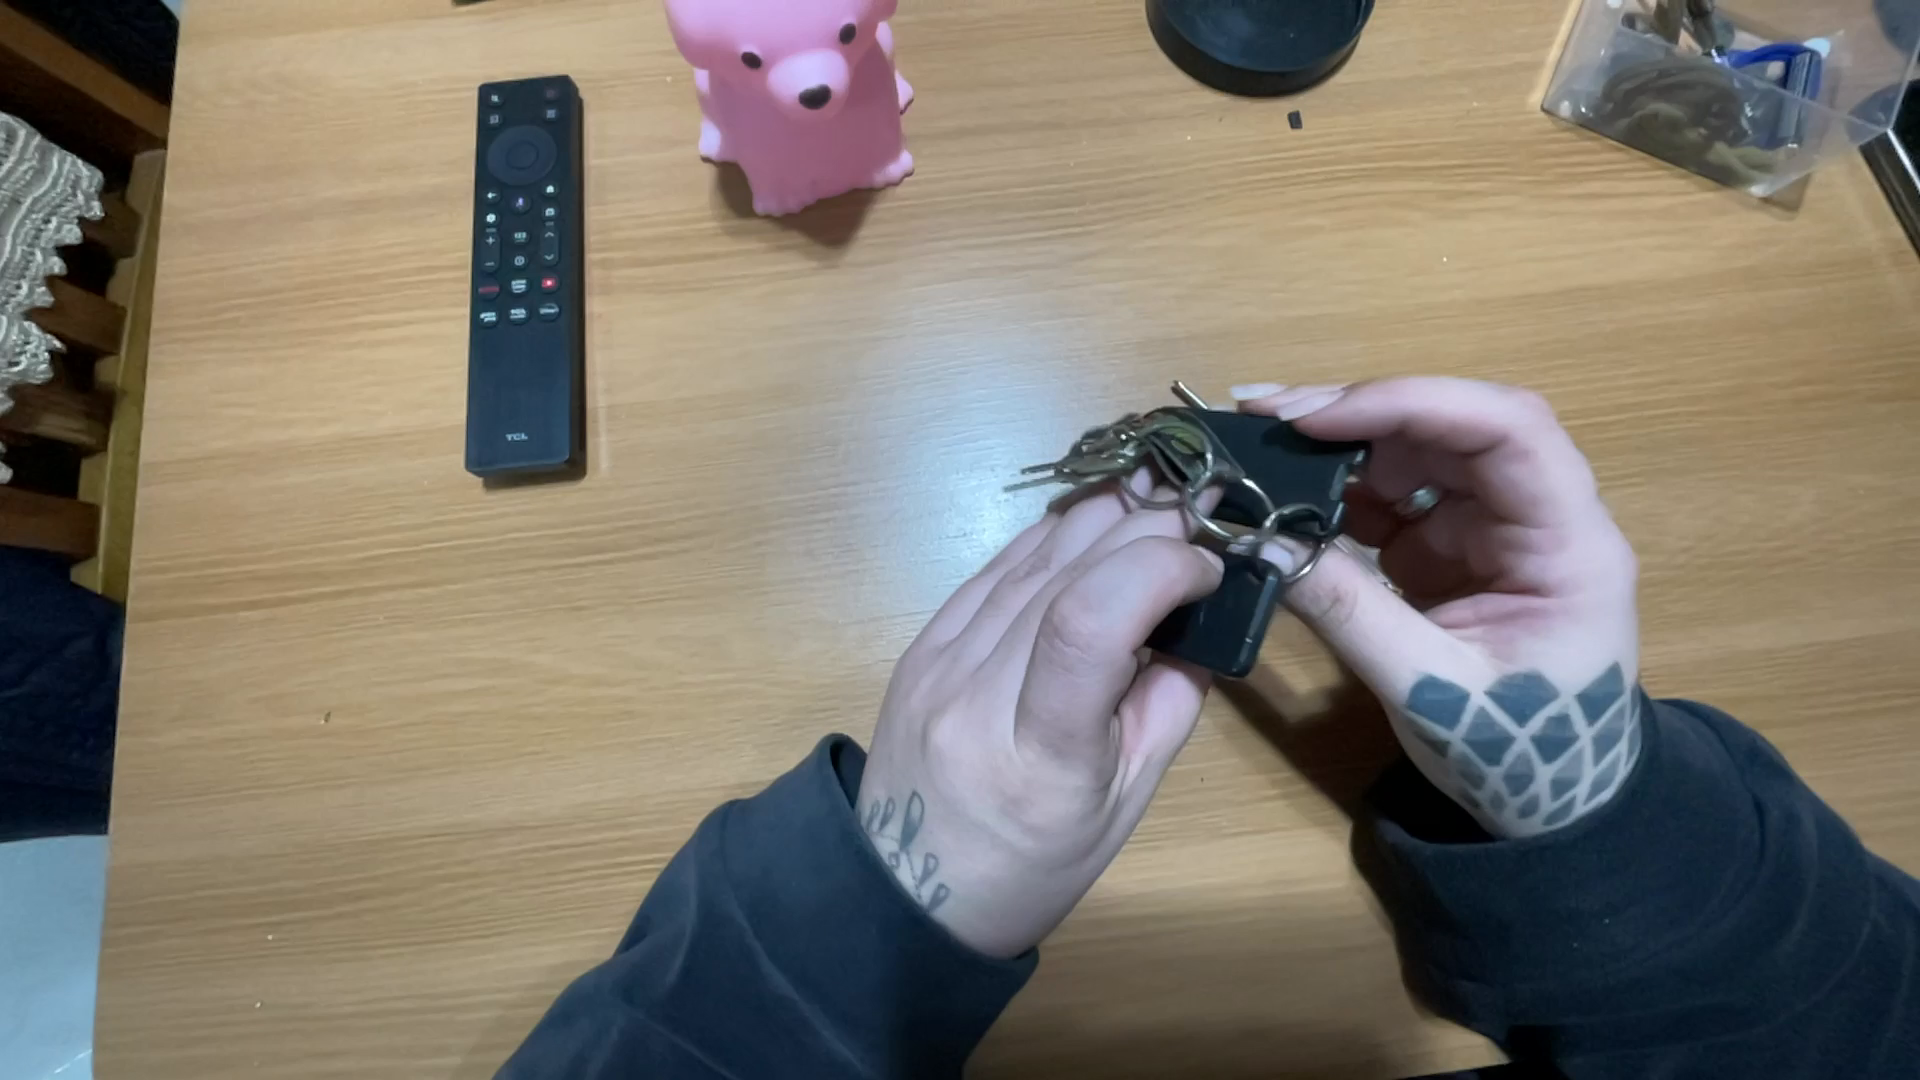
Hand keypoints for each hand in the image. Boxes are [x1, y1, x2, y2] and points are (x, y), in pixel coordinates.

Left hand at [857, 476, 1223, 957]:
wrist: (909, 882)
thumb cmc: (1033, 864)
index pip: (1086, 624)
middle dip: (1140, 528)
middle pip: (1061, 577)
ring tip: (1151, 498)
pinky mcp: (920, 643)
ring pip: (1025, 560)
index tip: (1206, 569)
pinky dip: (1047, 538)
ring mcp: (936, 662)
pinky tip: (1085, 523)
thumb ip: (1169, 706)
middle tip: (1193, 516)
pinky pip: (991, 570)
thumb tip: (1195, 613)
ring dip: (1097, 517)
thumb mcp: (1125, 806)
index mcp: (1040, 756)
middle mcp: (976, 695)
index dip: (1155, 569)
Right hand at [1232, 378, 1641, 836]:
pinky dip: (1328, 486)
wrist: (1546, 795)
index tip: (1311, 420)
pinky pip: (1382, 493)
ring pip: (1409, 449)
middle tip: (1259, 413)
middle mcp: (1528, 511)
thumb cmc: (1513, 749)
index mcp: (1564, 541)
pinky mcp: (1441, 543)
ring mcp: (1482, 524)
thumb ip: (1347, 612)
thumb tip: (1262, 543)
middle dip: (1353, 410)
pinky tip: (1281, 491)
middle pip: (1447, 424)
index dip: (1408, 406)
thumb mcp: (1426, 687)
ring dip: (1332, 441)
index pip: (1505, 429)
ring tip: (1256, 444)